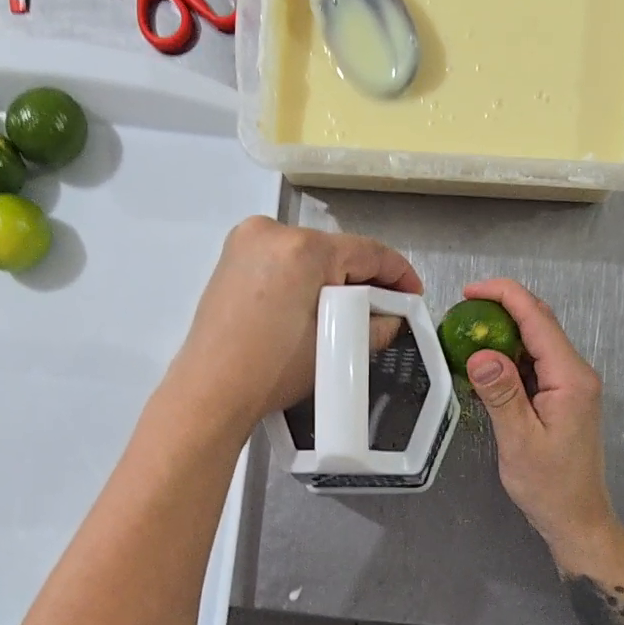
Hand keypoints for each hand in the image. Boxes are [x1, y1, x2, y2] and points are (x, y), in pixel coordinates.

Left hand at [169, 217, 422, 426]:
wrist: (210, 391)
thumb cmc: (270, 370)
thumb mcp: (333, 347)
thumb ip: (373, 326)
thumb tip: (389, 317)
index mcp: (301, 248)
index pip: (366, 251)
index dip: (397, 272)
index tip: (413, 292)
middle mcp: (270, 233)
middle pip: (335, 250)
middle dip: (362, 279)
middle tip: (382, 310)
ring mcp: (245, 243)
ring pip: (308, 255)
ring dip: (332, 279)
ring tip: (346, 314)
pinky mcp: (231, 260)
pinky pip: (282, 261)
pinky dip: (303, 279)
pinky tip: (312, 309)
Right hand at [461, 279, 620, 554]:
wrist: (577, 518)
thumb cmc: (550, 486)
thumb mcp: (519, 441)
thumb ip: (502, 394)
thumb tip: (481, 353)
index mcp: (571, 378)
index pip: (538, 320)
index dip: (504, 296)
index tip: (469, 291)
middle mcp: (576, 374)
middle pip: (540, 324)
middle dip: (502, 308)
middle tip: (461, 312)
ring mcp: (571, 386)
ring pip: (537, 343)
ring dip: (504, 333)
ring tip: (466, 334)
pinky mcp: (563, 399)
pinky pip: (535, 365)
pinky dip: (509, 358)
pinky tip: (485, 365)